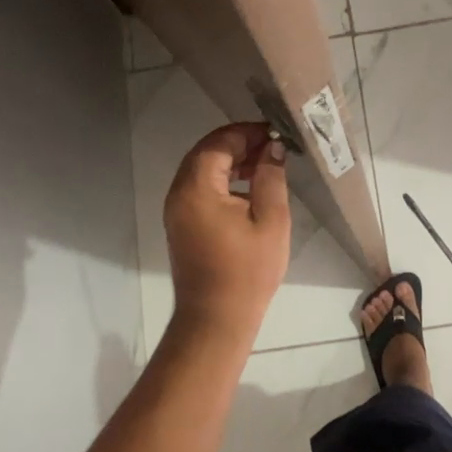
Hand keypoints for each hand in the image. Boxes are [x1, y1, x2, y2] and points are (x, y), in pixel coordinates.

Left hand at [164, 122, 291, 333]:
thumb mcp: (270, 221)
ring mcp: (175, 210)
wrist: (216, 318)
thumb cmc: (248, 271)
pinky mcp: (180, 224)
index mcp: (197, 188)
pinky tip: (248, 189)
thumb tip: (271, 147)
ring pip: (200, 170)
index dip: (247, 132)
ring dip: (230, 162)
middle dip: (238, 144)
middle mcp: (179, 193)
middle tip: (271, 146)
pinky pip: (198, 189)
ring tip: (265, 165)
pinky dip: (221, 180)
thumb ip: (271, 177)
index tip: (275, 134)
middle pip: (205, 152)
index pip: (219, 142)